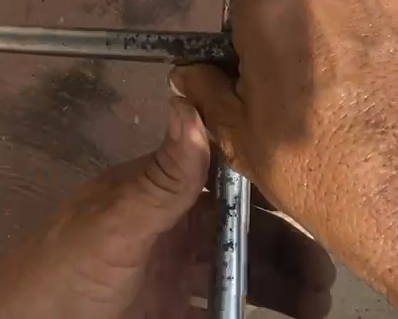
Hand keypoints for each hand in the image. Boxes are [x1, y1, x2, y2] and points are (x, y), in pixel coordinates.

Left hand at [0, 97, 333, 318]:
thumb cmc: (69, 266)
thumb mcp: (117, 219)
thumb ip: (161, 174)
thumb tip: (190, 101)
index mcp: (160, 190)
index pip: (223, 175)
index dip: (267, 182)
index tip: (309, 193)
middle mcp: (173, 226)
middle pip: (241, 228)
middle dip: (285, 242)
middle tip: (327, 267)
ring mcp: (173, 273)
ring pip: (239, 270)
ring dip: (280, 283)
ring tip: (317, 301)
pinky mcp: (171, 312)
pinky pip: (219, 310)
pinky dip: (253, 312)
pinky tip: (287, 318)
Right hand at [171, 0, 397, 290]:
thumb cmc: (321, 171)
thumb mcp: (246, 140)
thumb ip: (210, 93)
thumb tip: (186, 71)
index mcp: (270, 9)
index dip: (263, 27)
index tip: (279, 63)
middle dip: (314, 28)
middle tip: (331, 83)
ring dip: (362, 29)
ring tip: (379, 85)